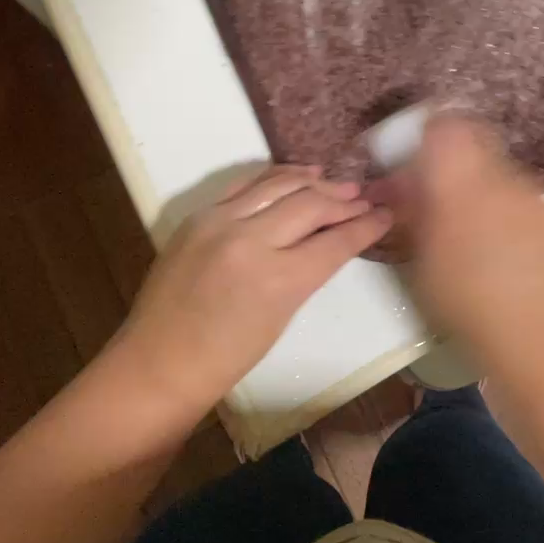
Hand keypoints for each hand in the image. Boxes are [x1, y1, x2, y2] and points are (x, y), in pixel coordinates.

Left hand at [108, 166, 391, 426]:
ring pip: (279, 184)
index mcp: (277, 280)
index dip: (365, 226)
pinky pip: (246, 185)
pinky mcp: (198, 215)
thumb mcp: (281, 316)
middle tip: (365, 198)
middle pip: (311, 205)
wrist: (158, 365)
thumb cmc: (227, 358)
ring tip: (337, 183)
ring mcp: (219, 222)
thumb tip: (334, 237)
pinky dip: (275, 177)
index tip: (385, 214)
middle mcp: (249, 240)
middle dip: (344, 201)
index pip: (334, 241)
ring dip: (313, 182)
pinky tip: (295, 177)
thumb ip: (307, 270)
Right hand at [389, 117, 543, 368]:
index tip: (417, 160)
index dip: (428, 136)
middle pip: (472, 143)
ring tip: (473, 228)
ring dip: (481, 185)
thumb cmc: (463, 303)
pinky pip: (522, 192)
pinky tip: (503, 241)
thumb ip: (412, 209)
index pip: (443, 127)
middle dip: (453, 163)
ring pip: (498, 169)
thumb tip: (402, 183)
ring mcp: (533, 191)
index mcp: (459, 183)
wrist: (533, 336)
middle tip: (439, 196)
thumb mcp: (421, 258)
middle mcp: (500, 175)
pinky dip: (507, 205)